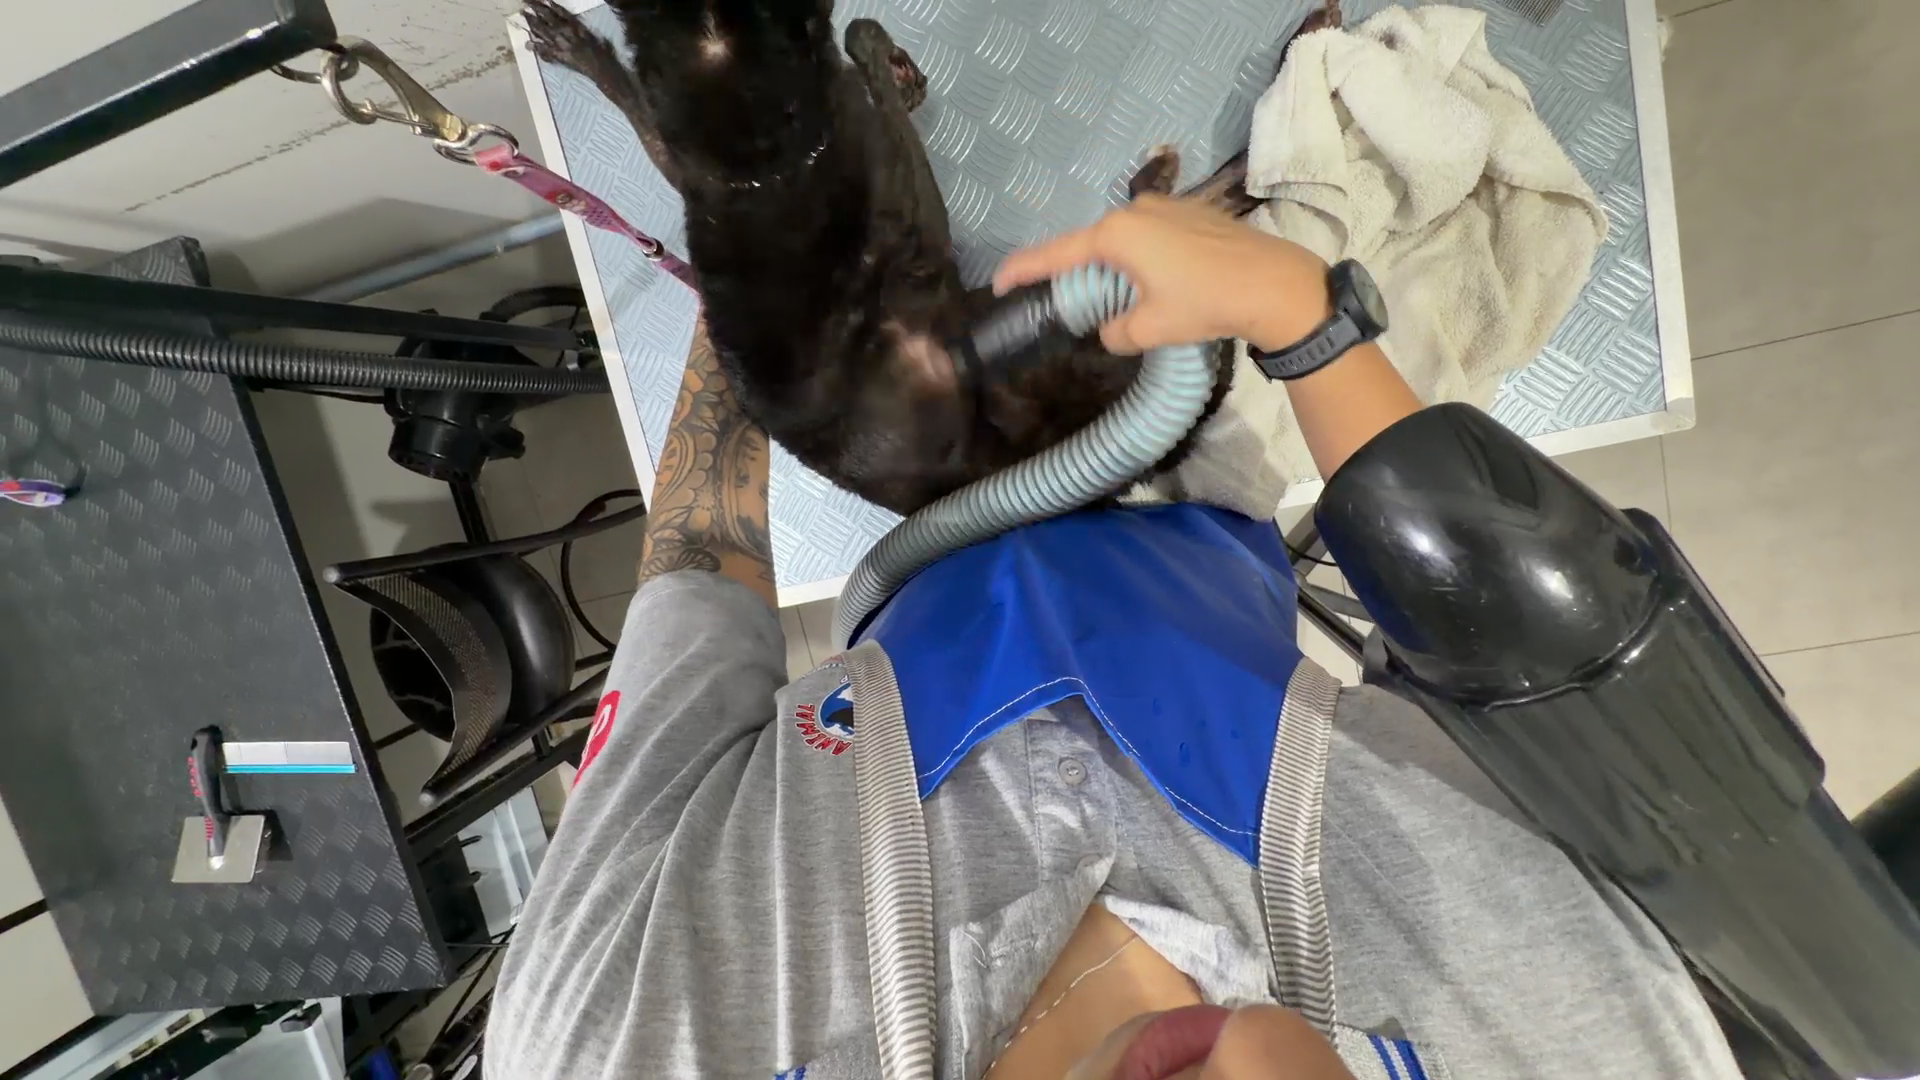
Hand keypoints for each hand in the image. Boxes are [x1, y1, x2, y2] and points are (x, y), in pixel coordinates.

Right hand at [991, 196, 1333, 354]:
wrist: (1273, 284)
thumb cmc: (1204, 304)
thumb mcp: (1147, 330)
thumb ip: (1114, 332)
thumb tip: (1112, 329)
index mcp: (1116, 235)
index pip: (1055, 255)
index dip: (1023, 270)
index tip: (998, 283)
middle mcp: (1135, 211)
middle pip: (1088, 246)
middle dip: (1076, 276)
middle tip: (1073, 307)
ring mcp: (1165, 207)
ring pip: (1120, 243)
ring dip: (1112, 271)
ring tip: (1124, 302)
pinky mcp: (1190, 213)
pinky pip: (1147, 238)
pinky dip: (1138, 262)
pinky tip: (1157, 286)